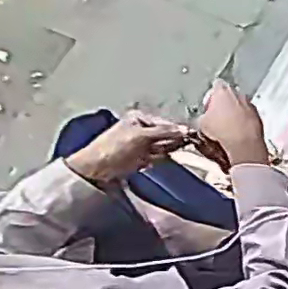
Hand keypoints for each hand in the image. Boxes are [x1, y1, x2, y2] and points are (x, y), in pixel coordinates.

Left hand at [64, 110, 188, 184]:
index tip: (190, 138)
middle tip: (169, 147)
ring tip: (154, 155)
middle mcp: (143, 128)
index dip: (178, 131)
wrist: (97, 170)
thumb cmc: (114, 148)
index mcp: (139, 118)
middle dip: (172, 142)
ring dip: (166, 151)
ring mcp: (144, 143)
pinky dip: (161, 158)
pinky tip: (152, 160)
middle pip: (169, 134)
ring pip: (167, 146)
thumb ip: (165, 132)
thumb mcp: (141, 136)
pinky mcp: (145, 156)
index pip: (168, 123)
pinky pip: (161, 156)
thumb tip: (188, 130)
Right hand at [196, 80, 267, 166]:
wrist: (244, 143)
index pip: (216, 85)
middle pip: (229, 95)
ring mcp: (250, 105)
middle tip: (217, 115)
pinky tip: (237, 129)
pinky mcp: (258, 116)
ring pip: (240, 104)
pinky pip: (249, 115)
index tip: (209, 104)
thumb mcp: (202, 122)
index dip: (211, 95)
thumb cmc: (223, 130)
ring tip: (227, 124)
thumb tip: (203, 119)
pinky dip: (244, 119)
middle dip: (224, 103)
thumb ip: (203, 115)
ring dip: (235, 111)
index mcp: (223, 91)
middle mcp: (239, 95)